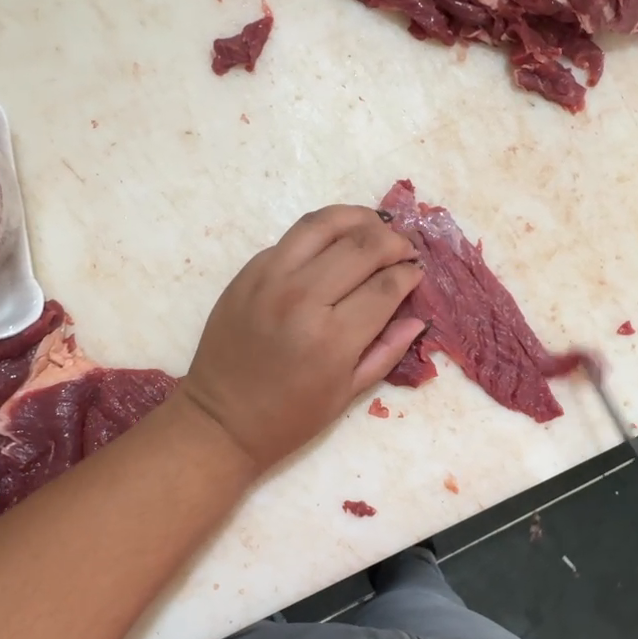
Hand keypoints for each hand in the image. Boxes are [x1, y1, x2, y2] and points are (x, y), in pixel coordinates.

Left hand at [182, 205, 425, 471]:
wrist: (221, 419)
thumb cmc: (289, 418)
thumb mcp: (347, 395)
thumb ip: (387, 351)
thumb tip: (417, 317)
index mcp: (333, 338)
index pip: (386, 286)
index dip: (409, 274)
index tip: (417, 273)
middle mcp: (302, 298)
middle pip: (362, 245)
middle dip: (394, 242)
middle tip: (405, 248)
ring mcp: (270, 279)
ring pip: (324, 224)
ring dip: (359, 219)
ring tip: (376, 227)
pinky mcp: (248, 273)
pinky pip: (293, 238)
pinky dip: (322, 234)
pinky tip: (336, 244)